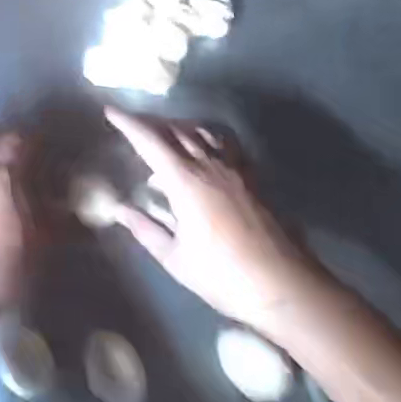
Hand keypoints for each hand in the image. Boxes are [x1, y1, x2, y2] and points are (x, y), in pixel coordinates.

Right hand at [105, 108, 325, 333]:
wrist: (290, 291)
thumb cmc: (226, 276)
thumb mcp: (176, 259)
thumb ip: (146, 230)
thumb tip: (120, 210)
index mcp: (184, 180)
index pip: (149, 140)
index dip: (127, 123)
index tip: (110, 110)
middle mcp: (208, 166)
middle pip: (176, 129)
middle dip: (151, 122)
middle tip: (134, 126)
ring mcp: (236, 171)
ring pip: (203, 133)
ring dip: (181, 127)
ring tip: (168, 136)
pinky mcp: (255, 181)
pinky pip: (228, 146)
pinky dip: (209, 140)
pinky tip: (206, 154)